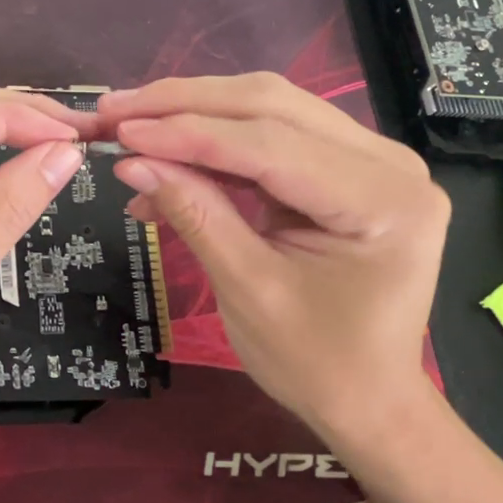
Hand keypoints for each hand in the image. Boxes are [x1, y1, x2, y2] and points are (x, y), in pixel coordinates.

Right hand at [97, 73, 449, 437]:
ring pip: (265, 108)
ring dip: (192, 114)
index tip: (121, 130)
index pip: (270, 144)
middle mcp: (388, 162)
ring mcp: (369, 159)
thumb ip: (194, 213)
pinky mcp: (343, 165)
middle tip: (113, 110)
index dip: (188, 133)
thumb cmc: (316, 362)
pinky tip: (162, 161)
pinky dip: (210, 145)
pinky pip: (267, 136)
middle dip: (184, 105)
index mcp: (385, 200)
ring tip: (129, 123)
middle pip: (270, 106)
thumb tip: (129, 160)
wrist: (366, 398)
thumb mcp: (248, 289)